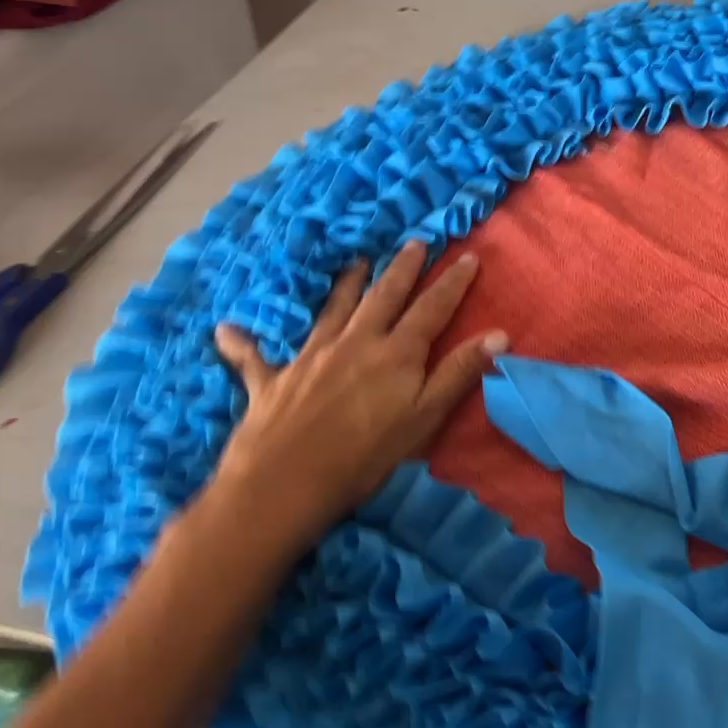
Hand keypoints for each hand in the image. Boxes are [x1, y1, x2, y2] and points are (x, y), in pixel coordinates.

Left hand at [209, 240, 507, 546]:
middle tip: (413, 243)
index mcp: (396, 353)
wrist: (283, 484)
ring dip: (346, 285)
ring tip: (357, 263)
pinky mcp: (271, 382)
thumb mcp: (425, 415)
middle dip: (402, 269)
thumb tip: (501, 334)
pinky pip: (254, 357)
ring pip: (332, 312)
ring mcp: (310, 359)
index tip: (468, 257)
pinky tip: (226, 330)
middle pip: (383, 297)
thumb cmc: (366, 454)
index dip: (452, 282)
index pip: (432, 308)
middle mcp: (354, 343)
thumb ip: (460, 371)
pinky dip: (242, 343)